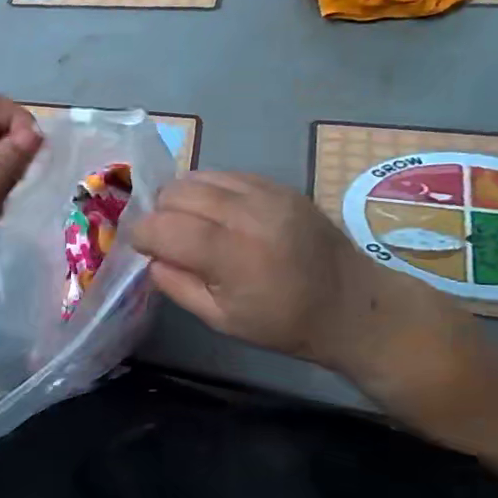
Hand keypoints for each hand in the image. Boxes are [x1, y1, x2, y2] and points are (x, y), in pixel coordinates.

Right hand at [132, 172, 445, 370]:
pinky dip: (206, 191)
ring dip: (180, 199)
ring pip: (195, 177)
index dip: (141, 234)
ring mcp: (266, 194)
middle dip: (159, 214)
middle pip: (175, 193)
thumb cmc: (284, 323)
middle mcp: (249, 215)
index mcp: (235, 256)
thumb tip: (151, 256)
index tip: (142, 248)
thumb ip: (176, 285)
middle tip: (168, 238)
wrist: (355, 305)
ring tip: (191, 224)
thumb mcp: (220, 319)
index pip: (164, 226)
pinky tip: (216, 214)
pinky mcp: (278, 185)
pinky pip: (222, 174)